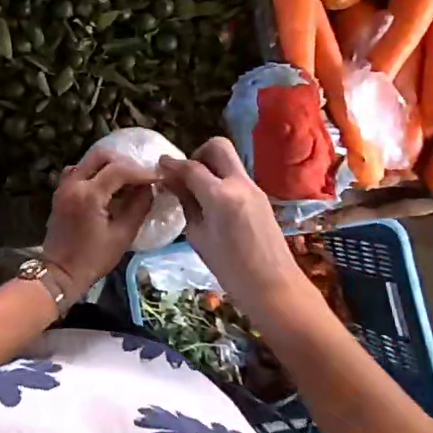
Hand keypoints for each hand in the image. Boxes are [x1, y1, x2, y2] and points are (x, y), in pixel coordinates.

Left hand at [41, 149, 156, 298]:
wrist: (60, 273)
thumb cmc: (93, 259)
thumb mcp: (122, 235)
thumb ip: (138, 207)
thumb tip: (148, 188)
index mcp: (89, 195)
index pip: (119, 170)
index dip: (141, 171)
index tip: (158, 177)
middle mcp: (73, 184)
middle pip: (101, 156)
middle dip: (124, 162)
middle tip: (140, 175)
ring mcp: (63, 187)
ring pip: (88, 161)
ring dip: (108, 165)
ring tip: (126, 181)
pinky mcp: (60, 193)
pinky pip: (77, 171)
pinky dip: (93, 172)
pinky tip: (106, 186)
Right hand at [158, 138, 318, 323]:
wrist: (273, 285)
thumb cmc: (229, 268)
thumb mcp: (198, 236)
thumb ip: (186, 203)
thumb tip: (171, 181)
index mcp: (221, 196)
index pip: (191, 167)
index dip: (172, 164)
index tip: (159, 165)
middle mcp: (240, 184)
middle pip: (218, 147)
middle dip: (197, 154)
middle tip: (186, 175)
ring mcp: (254, 188)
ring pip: (228, 160)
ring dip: (210, 166)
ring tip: (196, 191)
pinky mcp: (260, 196)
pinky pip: (236, 176)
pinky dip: (221, 179)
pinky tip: (211, 203)